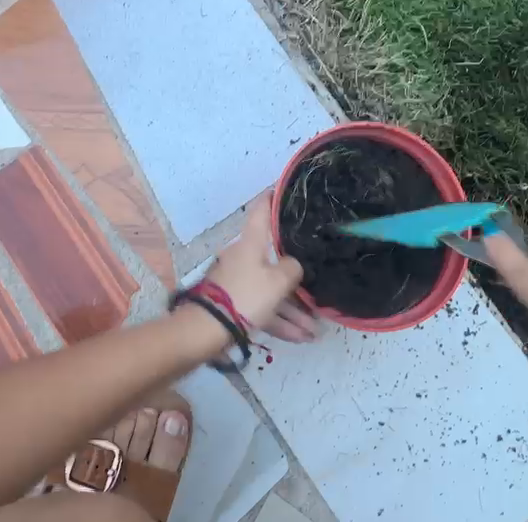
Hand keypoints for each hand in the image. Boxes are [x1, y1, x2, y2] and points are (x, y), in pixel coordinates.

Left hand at [204, 195, 319, 341]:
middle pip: (275, 261)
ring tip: (315, 330)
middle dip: (298, 280)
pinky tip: (300, 338)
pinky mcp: (236, 305)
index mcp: (251, 243)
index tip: (282, 189)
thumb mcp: (277, 281)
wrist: (208, 328)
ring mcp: (239, 281)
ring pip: (272, 291)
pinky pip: (264, 309)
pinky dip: (281, 322)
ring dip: (294, 311)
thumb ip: (292, 269)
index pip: (261, 211)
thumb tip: (293, 266)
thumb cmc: (245, 295)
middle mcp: (244, 257)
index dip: (272, 199)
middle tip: (319, 287)